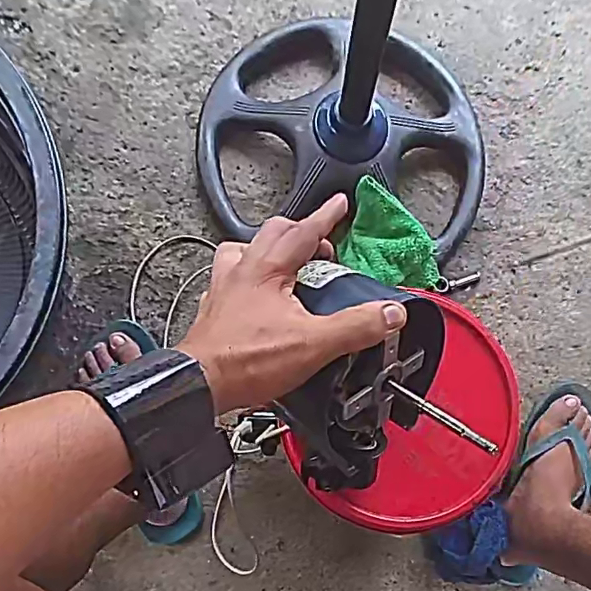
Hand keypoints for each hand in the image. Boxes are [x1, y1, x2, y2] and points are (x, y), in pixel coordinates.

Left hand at [176, 194, 405, 411]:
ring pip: (245, 252)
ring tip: (288, 264)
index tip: (339, 205)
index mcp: (266, 270)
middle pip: (272, 234)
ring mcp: (224, 290)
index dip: (326, 217)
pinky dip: (249, 279)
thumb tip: (390, 314)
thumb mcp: (314, 345)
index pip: (302, 231)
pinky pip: (230, 280)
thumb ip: (356, 327)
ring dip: (269, 251)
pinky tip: (257, 296)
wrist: (200, 386)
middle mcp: (240, 272)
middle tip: (322, 246)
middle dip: (301, 234)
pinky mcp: (215, 311)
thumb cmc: (245, 362)